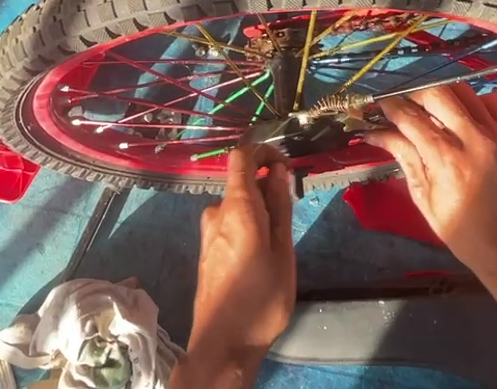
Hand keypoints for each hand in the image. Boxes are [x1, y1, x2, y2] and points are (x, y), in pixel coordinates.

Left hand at [182, 144, 295, 375]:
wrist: (223, 345)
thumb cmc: (261, 299)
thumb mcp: (282, 251)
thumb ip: (279, 207)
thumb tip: (278, 170)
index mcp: (237, 207)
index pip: (241, 156)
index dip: (263, 151)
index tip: (285, 165)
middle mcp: (217, 211)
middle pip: (242, 182)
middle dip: (267, 188)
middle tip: (289, 215)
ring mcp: (208, 231)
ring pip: (237, 205)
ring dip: (258, 211)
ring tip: (278, 244)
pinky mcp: (207, 249)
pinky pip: (229, 222)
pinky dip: (247, 225)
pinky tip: (260, 256)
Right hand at [362, 83, 496, 277]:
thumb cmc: (464, 233)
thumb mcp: (425, 200)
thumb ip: (405, 158)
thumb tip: (377, 133)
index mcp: (446, 160)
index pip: (410, 117)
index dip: (390, 106)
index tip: (379, 104)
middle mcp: (472, 138)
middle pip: (435, 93)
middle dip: (412, 93)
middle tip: (402, 103)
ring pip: (462, 90)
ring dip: (441, 94)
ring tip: (431, 107)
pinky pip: (490, 100)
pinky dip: (472, 101)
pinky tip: (463, 115)